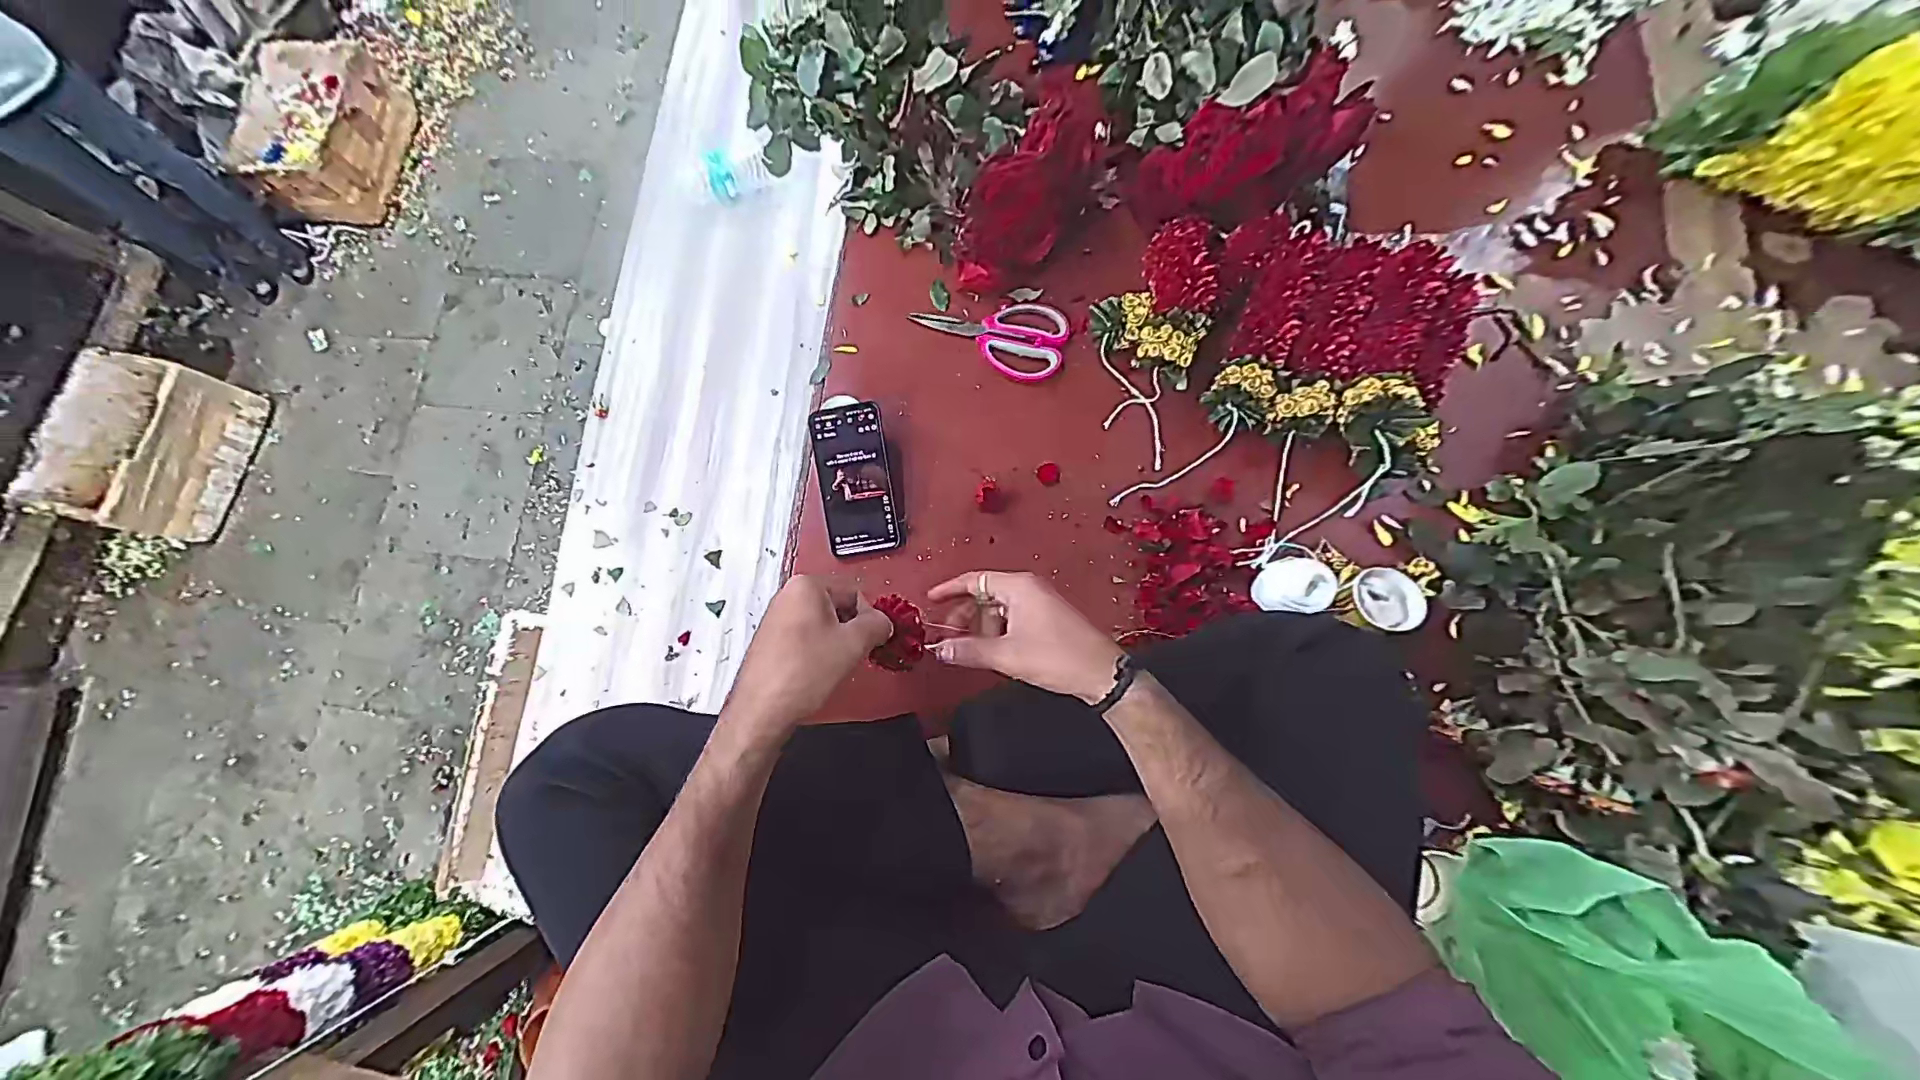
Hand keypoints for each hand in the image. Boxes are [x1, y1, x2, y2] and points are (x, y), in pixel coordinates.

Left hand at [722, 576, 891, 738]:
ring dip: (835, 643)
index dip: (867, 618)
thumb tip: (882, 622)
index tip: (870, 639)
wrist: (762, 711)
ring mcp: (777, 617)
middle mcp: (787, 595)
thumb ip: (877, 625)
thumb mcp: (853, 644)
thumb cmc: (801, 673)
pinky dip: (817, 651)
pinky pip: (807, 637)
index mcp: (806, 586)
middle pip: (838, 606)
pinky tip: (816, 671)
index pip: (854, 593)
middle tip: (851, 654)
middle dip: (850, 630)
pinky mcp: (772, 639)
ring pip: (823, 624)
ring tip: (831, 665)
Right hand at [927, 571, 1124, 703]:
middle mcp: (1029, 588)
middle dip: (964, 615)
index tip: (931, 600)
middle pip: (984, 594)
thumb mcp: (1006, 655)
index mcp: (1019, 587)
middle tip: (949, 636)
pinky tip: (992, 651)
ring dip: (981, 627)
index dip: (949, 590)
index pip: (974, 580)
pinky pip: (1012, 617)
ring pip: (998, 608)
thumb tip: (941, 649)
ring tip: (971, 649)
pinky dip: (997, 631)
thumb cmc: (1059, 657)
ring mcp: (1039, 602)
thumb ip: (969, 650)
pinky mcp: (1046, 617)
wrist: (1101, 673)